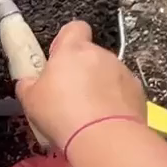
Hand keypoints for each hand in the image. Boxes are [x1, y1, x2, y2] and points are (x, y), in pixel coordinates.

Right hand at [15, 20, 146, 152]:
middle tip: (64, 96)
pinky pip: (121, 93)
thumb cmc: (62, 113)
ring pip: (106, 75)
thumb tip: (28, 82)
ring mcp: (122, 73)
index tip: (56, 58)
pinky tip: (100, 122)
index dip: (65, 41)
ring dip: (96, 88)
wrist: (103, 138)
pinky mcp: (138, 92)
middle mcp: (101, 56)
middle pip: (89, 56)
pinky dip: (112, 103)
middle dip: (79, 71)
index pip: (73, 28)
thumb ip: (29, 83)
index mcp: (72, 51)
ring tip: (83, 114)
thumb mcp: (30, 99)